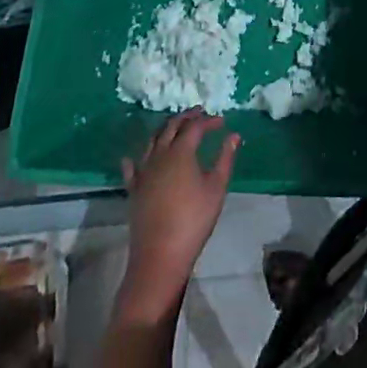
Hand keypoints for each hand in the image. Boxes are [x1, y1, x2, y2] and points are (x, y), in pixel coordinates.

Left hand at [118, 109, 239, 318]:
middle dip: (186, 118)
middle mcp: (159, 155)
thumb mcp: (217, 186)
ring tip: (177, 128)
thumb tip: (233, 135)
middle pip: (170, 127)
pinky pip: (132, 166)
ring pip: (151, 141)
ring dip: (165, 130)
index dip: (209, 121)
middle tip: (200, 113)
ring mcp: (143, 172)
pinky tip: (137, 156)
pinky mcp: (133, 189)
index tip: (222, 122)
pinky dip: (137, 156)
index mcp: (180, 152)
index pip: (195, 127)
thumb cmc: (194, 218)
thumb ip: (225, 157)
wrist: (160, 254)